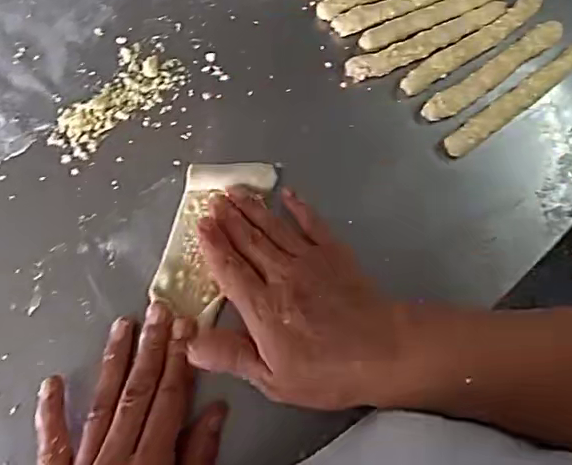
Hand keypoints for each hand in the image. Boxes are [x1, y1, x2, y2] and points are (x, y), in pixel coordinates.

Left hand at [38, 302, 226, 464]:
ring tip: (122, 325)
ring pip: (102, 405)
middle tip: (159, 309)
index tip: (186, 326)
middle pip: (138, 393)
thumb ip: (197, 460)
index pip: (168, 401)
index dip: (179, 360)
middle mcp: (116, 459)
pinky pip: (51, 446)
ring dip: (113, 363)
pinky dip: (50, 414)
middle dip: (152, 348)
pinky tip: (51, 383)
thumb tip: (215, 413)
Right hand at [186, 187, 409, 410]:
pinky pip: (310, 222)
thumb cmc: (326, 372)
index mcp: (263, 307)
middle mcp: (281, 274)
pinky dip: (297, 206)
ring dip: (252, 207)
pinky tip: (286, 194)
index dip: (213, 246)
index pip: (230, 269)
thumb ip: (232, 356)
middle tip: (213, 199)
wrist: (380, 350)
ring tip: (235, 191)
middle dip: (228, 218)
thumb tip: (191, 342)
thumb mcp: (274, 379)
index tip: (200, 225)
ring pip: (273, 227)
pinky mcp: (332, 250)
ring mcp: (307, 258)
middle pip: (249, 241)